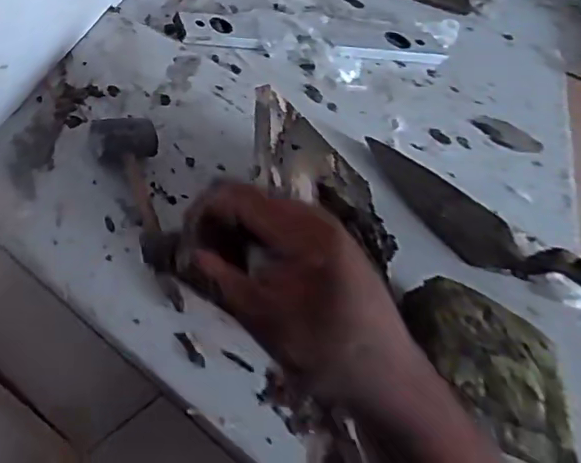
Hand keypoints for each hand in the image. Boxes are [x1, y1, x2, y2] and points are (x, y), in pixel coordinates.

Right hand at [185, 182, 425, 412]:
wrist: (394, 386)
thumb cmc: (326, 350)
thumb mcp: (261, 314)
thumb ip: (219, 276)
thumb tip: (188, 252)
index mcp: (302, 231)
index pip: (232, 196)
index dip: (200, 212)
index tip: (186, 240)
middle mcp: (315, 218)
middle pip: (245, 195)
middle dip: (215, 218)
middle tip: (201, 250)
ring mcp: (327, 227)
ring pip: (259, 205)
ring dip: (233, 225)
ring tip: (223, 258)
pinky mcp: (332, 240)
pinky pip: (279, 219)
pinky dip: (254, 231)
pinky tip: (251, 261)